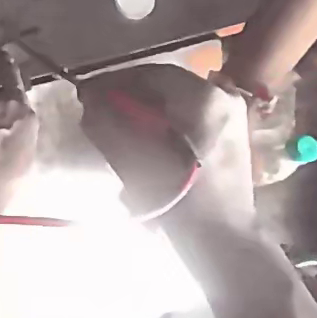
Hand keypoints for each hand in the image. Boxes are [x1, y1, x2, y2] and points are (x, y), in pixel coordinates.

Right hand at [78, 65, 252, 230]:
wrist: (223, 243)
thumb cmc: (178, 202)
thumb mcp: (134, 161)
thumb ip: (108, 124)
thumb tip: (90, 101)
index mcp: (203, 98)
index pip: (149, 74)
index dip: (113, 82)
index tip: (85, 92)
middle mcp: (223, 98)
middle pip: (165, 88)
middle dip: (128, 97)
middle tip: (97, 111)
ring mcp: (231, 119)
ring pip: (176, 105)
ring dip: (144, 113)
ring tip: (116, 129)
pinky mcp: (230, 140)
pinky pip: (189, 122)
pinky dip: (163, 126)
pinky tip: (144, 144)